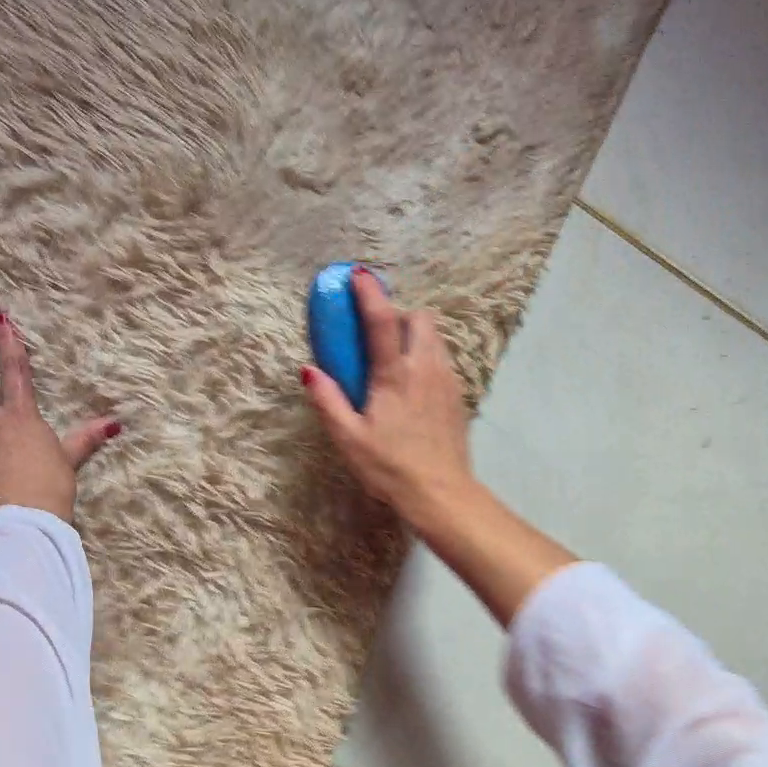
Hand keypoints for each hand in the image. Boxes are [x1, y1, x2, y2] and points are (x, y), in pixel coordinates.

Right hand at [301, 268, 476, 523]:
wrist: (441, 492)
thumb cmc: (390, 467)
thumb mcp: (348, 438)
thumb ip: (328, 400)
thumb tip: (310, 370)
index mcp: (395, 375)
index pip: (383, 320)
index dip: (369, 292)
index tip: (358, 274)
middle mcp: (426, 368)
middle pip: (420, 318)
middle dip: (399, 314)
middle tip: (377, 334)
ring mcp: (447, 380)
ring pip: (435, 337)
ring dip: (414, 334)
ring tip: (393, 358)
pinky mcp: (457, 395)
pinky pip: (442, 358)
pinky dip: (426, 355)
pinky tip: (411, 384)